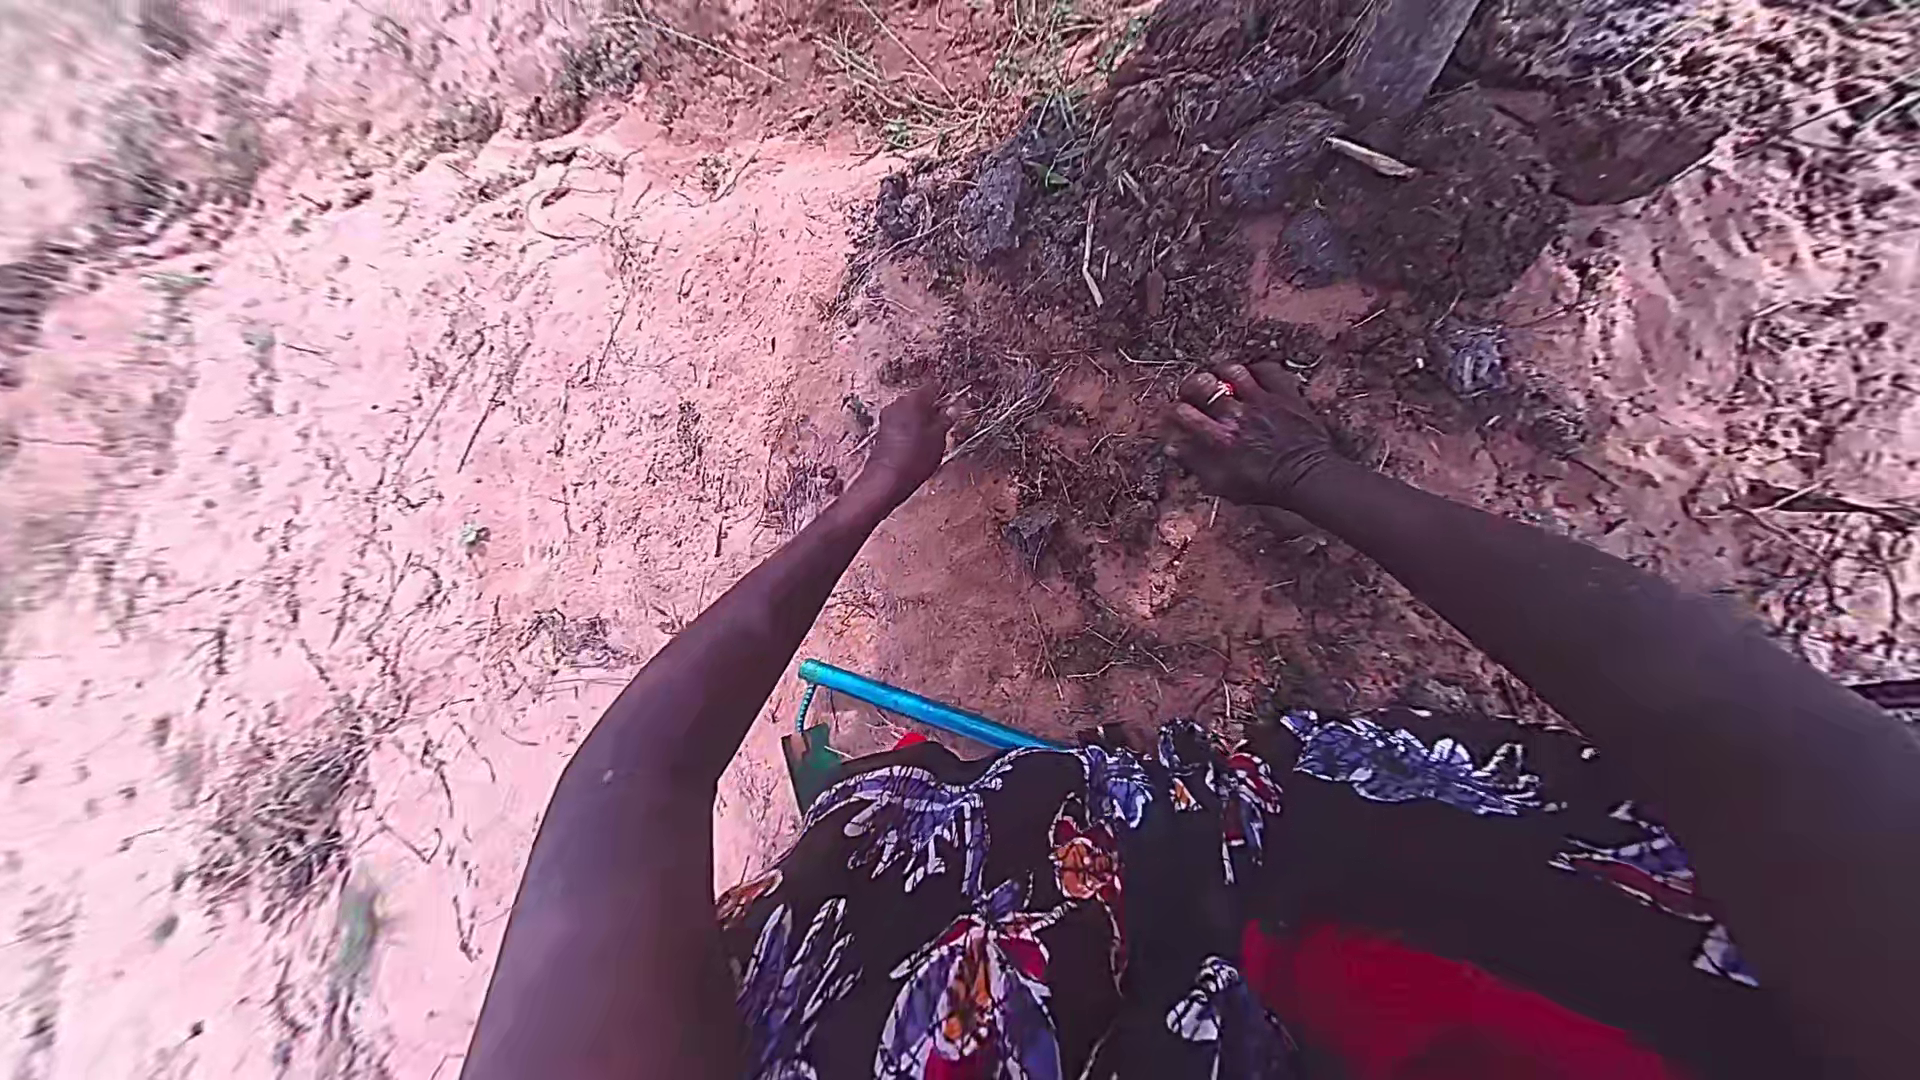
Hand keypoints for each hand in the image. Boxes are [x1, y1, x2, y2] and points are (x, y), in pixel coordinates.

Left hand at [852, 384, 953, 509]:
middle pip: (919, 399)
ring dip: (920, 420)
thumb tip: (952, 410)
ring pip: (908, 412)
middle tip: (945, 421)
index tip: (952, 402)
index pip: (932, 387)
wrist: (888, 479)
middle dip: (931, 408)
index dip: (944, 394)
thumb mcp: (939, 437)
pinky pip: (899, 424)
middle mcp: (897, 404)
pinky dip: (909, 430)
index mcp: (914, 399)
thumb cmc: (913, 458)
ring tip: (933, 437)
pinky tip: (918, 444)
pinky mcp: (881, 432)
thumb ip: (946, 420)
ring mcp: (887, 418)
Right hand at [1166, 362, 1335, 507]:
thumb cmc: (1263, 485)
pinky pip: (1267, 369)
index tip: (1173, 412)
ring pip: (1233, 371)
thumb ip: (1194, 462)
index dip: (1173, 410)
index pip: (1183, 413)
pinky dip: (1255, 369)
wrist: (1307, 477)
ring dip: (1220, 373)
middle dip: (1190, 385)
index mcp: (1219, 438)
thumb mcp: (1220, 483)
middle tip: (1190, 391)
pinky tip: (1250, 376)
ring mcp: (1262, 401)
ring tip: (1219, 379)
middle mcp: (1237, 415)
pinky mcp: (1284, 395)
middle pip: (1202, 385)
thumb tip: (1171, 446)